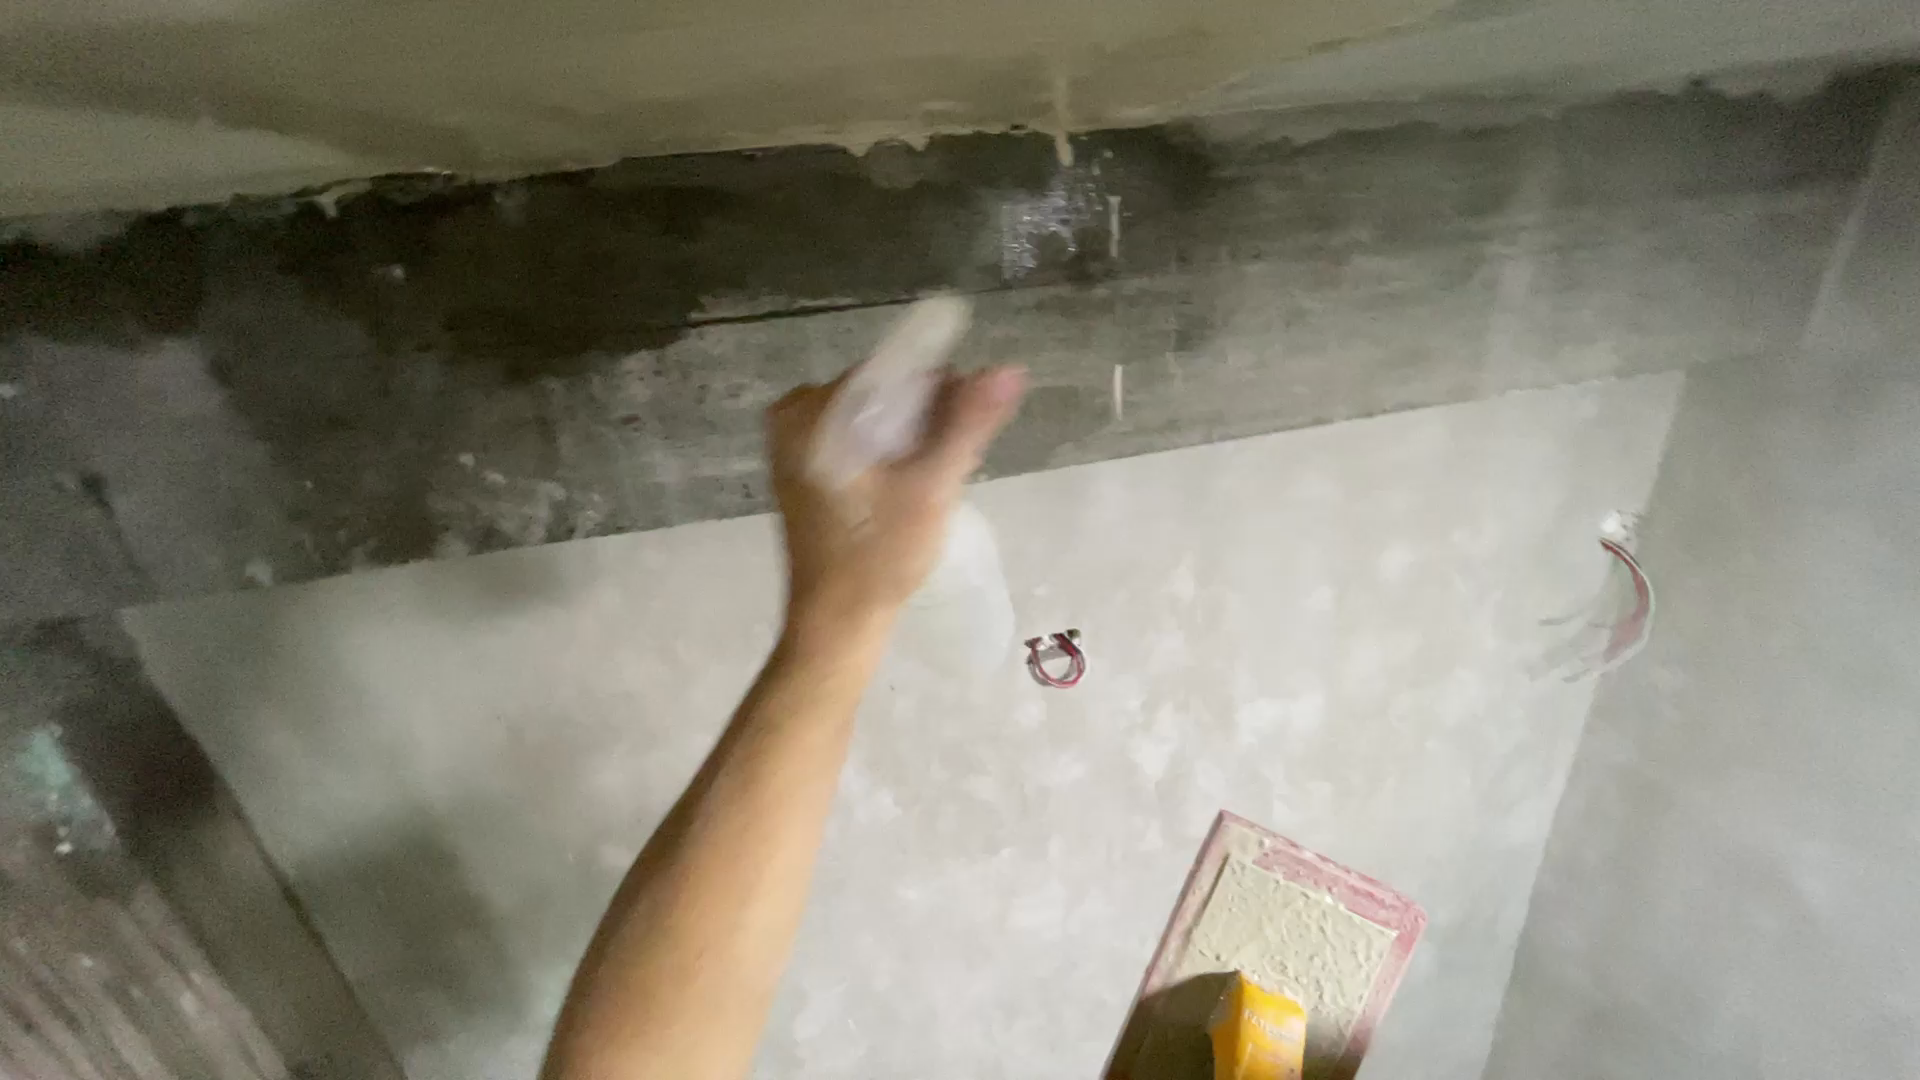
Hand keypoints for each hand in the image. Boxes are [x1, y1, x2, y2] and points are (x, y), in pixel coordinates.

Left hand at [765, 365, 1025, 638]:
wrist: (837, 619)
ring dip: (914, 439)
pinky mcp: (806, 467)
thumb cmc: (880, 557)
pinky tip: (912, 482)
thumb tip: (1010, 370)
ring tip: (936, 477)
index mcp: (812, 411)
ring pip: (877, 417)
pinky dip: (892, 452)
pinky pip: (862, 438)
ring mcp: (796, 443)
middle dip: (926, 421)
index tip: (966, 430)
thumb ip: (968, 425)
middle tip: (952, 463)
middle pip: (884, 394)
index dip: (941, 394)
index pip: (894, 372)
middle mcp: (794, 416)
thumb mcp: (931, 487)